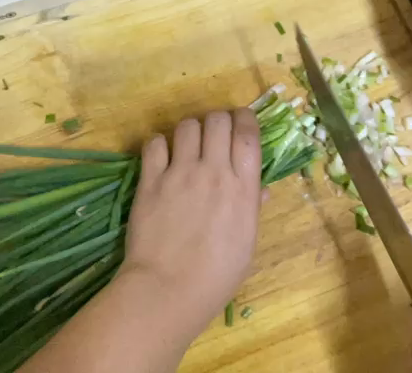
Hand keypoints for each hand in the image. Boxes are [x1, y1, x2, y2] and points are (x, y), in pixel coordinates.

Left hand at [116, 109, 264, 334]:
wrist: (167, 291)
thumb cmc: (215, 277)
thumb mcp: (246, 244)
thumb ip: (252, 208)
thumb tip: (260, 187)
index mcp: (242, 188)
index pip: (247, 133)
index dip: (245, 118)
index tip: (241, 120)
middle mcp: (213, 172)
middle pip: (217, 120)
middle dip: (218, 121)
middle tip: (214, 135)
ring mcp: (180, 173)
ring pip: (187, 126)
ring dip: (190, 131)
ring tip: (187, 147)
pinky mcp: (151, 179)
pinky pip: (154, 143)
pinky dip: (159, 144)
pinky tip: (161, 158)